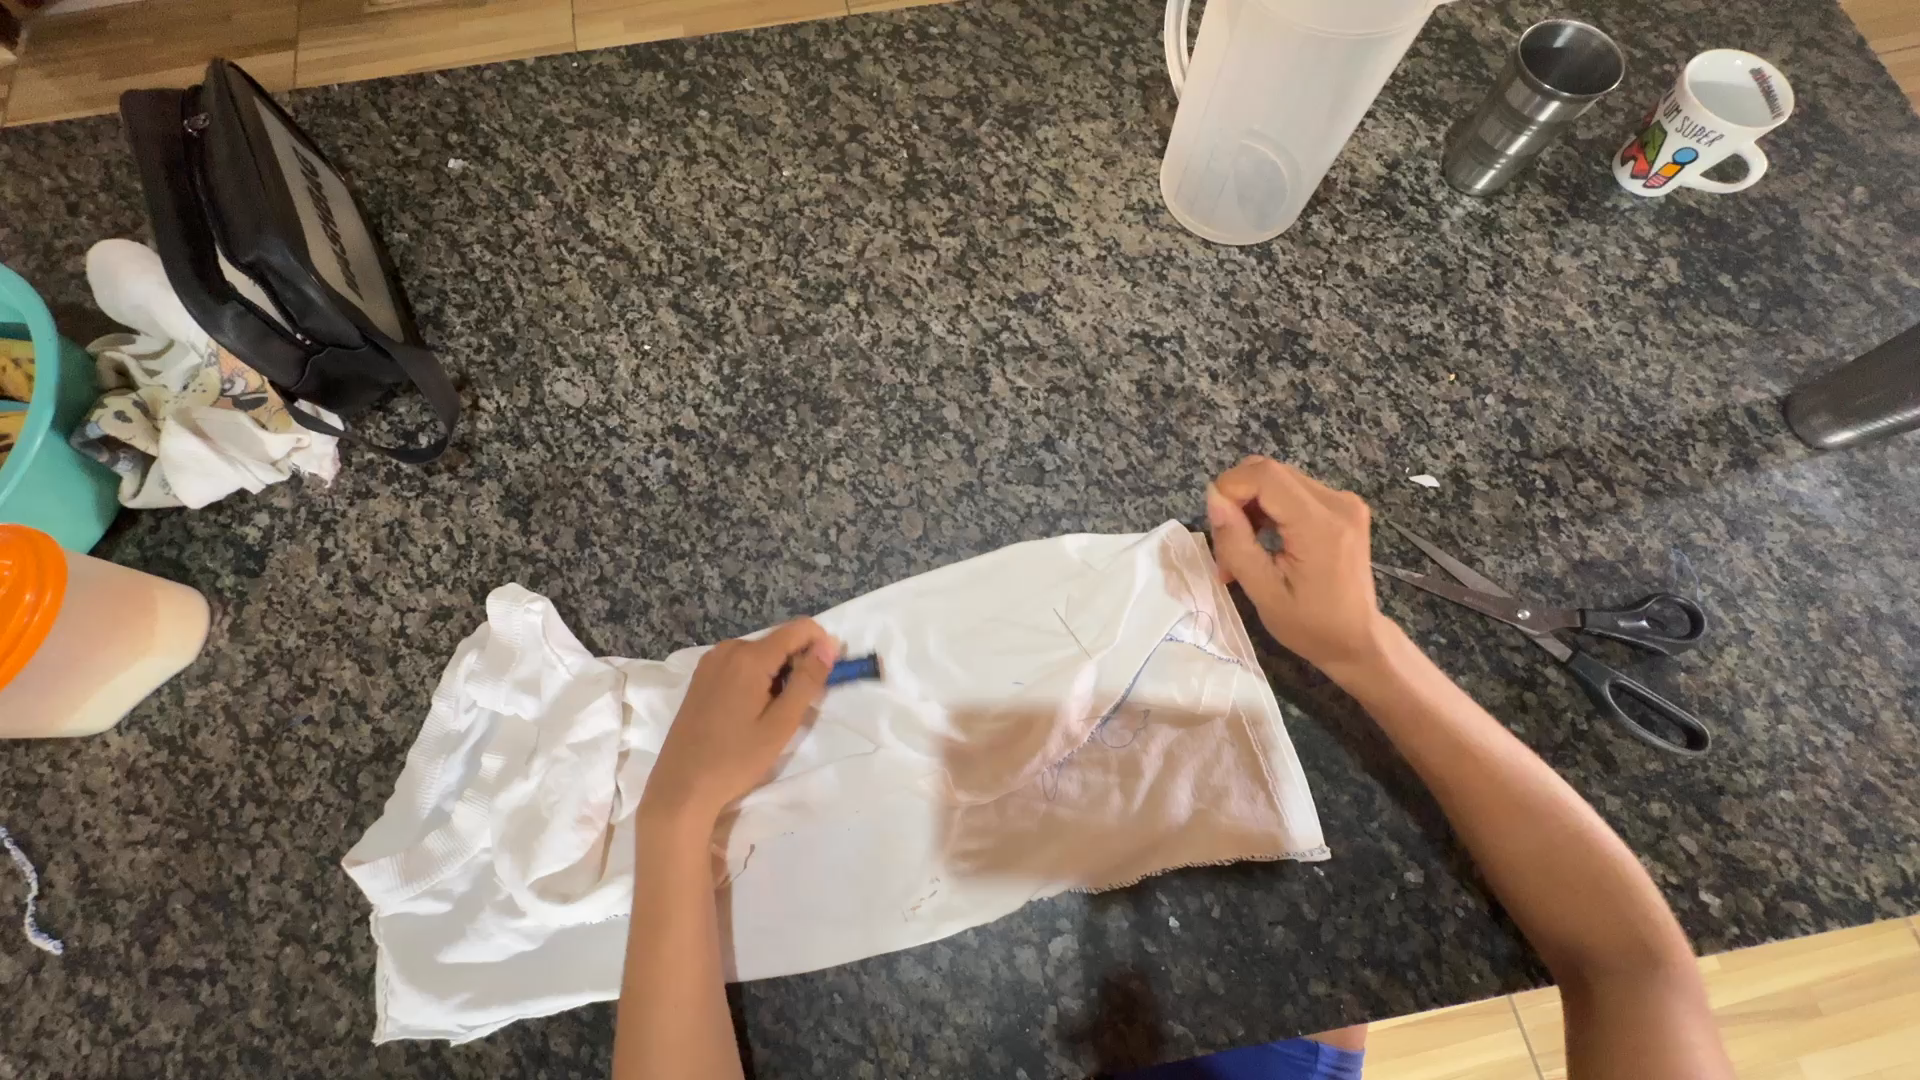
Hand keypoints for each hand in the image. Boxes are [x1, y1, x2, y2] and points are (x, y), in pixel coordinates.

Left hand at [641, 618, 839, 830]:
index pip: (799, 629)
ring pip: (761, 653)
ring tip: (771, 714)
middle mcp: (728, 649)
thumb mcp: (781, 723)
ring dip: (777, 674)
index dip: (821, 646)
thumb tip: (830, 643)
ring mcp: (711, 661)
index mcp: (749, 657)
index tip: (824, 677)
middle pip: (779, 641)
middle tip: (795, 708)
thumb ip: (808, 679)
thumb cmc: (736, 759)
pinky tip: (749, 711)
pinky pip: (741, 663)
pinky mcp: (701, 675)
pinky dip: (755, 678)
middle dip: (797, 665)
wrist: (681, 787)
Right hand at [1205, 456, 1390, 679]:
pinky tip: (1264, 541)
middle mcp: (1337, 502)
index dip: (1229, 489)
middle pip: (1269, 472)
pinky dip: (1268, 510)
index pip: (1264, 475)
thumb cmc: (1309, 625)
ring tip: (1244, 548)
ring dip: (1250, 507)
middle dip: (1236, 500)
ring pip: (1276, 480)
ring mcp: (1343, 502)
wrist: (1356, 639)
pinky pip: (1290, 491)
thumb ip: (1236, 542)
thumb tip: (1214, 500)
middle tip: (1228, 544)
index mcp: (1320, 525)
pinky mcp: (1341, 506)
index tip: (1217, 527)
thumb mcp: (1263, 591)